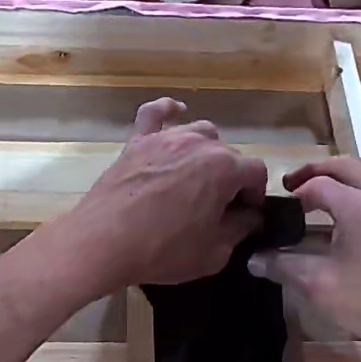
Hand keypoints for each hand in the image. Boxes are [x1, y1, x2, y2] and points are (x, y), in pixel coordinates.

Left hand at [52, 98, 268, 291]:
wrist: (104, 243)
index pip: (256, 171)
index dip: (256, 193)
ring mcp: (166, 138)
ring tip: (199, 176)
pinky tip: (176, 110)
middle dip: (232, 178)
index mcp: (226, 168)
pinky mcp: (137, 142)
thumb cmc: (164, 250)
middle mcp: (200, 144)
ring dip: (208, 152)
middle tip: (220, 206)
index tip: (247, 213)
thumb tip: (250, 217)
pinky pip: (154, 114)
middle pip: (229, 154)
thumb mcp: (215, 252)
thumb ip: (240, 228)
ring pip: (200, 133)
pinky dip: (167, 109)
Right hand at [247, 157, 360, 356]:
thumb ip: (284, 268)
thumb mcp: (322, 287)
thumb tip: (254, 259)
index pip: (320, 184)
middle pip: (347, 166)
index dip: (296, 192)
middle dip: (317, 170)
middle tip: (294, 186)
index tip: (279, 208)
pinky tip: (350, 230)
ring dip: (342, 183)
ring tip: (319, 205)